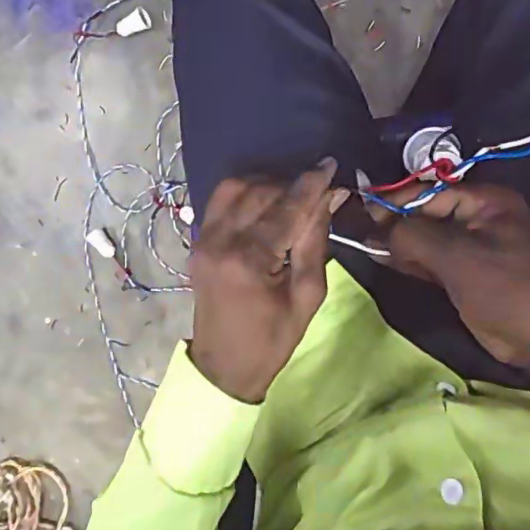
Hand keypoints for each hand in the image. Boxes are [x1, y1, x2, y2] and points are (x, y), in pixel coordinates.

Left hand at [188, 159, 345, 402]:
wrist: (223, 365)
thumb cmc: (272, 338)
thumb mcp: (308, 295)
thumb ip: (315, 241)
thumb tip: (329, 197)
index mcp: (249, 260)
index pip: (286, 207)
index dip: (311, 183)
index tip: (331, 165)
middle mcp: (220, 240)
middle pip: (260, 191)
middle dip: (292, 184)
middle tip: (317, 190)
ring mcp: (203, 238)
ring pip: (235, 188)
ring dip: (267, 184)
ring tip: (291, 196)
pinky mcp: (197, 240)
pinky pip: (220, 200)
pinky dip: (245, 192)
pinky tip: (265, 202)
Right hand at [377, 182, 529, 379]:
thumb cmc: (509, 289)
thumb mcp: (458, 256)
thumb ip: (414, 236)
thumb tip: (376, 230)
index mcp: (486, 202)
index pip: (429, 192)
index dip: (395, 200)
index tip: (361, 209)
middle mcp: (477, 218)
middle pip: (425, 213)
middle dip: (394, 222)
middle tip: (356, 229)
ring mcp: (470, 248)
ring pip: (424, 238)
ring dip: (398, 243)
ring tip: (363, 244)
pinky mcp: (463, 274)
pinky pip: (429, 260)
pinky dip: (408, 261)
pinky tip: (382, 259)